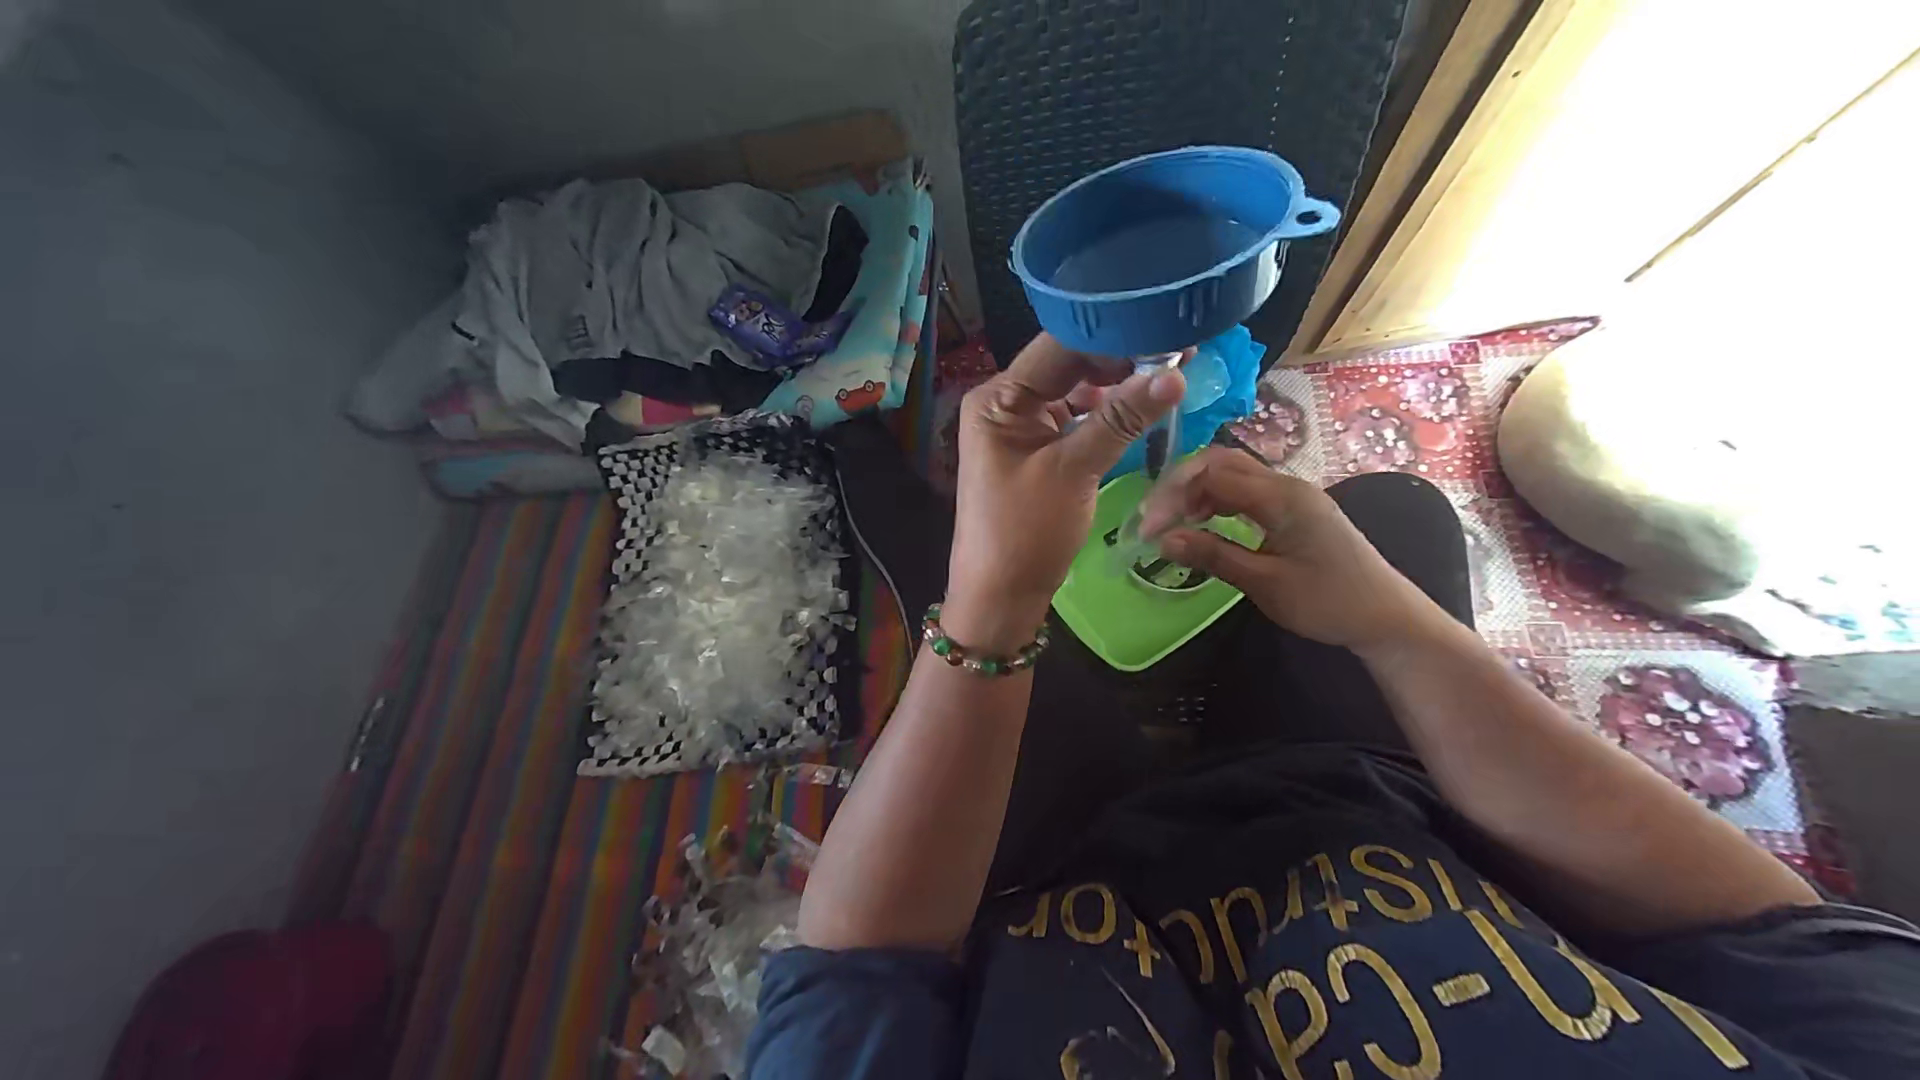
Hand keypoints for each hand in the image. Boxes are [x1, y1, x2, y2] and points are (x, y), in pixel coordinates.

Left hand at [945, 335, 1185, 650]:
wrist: (999, 594)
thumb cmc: (1025, 532)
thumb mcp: (1073, 471)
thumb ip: (1120, 419)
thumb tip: (1175, 373)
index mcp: (999, 399)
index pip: (1059, 347)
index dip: (1113, 335)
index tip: (1166, 325)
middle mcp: (1005, 403)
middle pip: (1067, 364)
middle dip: (1121, 357)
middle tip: (1182, 348)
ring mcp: (1021, 427)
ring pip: (1075, 390)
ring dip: (1118, 384)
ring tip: (1172, 371)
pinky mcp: (1037, 449)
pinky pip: (1075, 418)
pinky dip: (1106, 412)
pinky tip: (1142, 405)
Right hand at [1138, 448, 1446, 651]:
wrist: (1387, 618)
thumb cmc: (1329, 602)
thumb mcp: (1266, 584)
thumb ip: (1214, 555)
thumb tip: (1162, 540)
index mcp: (1282, 497)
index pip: (1212, 475)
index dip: (1172, 496)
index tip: (1146, 529)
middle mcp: (1286, 485)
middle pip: (1220, 463)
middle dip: (1179, 486)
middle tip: (1153, 520)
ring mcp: (1290, 496)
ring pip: (1230, 476)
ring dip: (1195, 493)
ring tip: (1171, 525)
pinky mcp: (1291, 510)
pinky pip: (1243, 492)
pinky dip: (1214, 503)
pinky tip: (1199, 524)